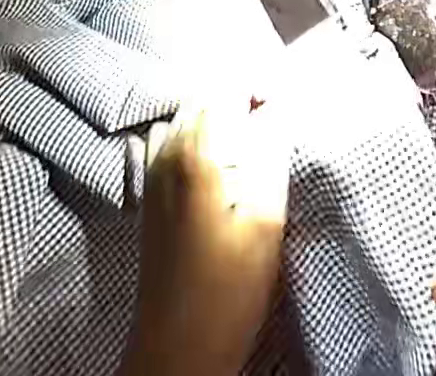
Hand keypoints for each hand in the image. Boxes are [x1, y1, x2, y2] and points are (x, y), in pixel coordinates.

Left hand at [121, 100, 290, 375]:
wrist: (176, 351)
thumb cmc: (228, 287)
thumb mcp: (266, 217)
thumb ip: (273, 150)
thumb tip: (280, 105)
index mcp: (196, 152)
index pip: (228, 87)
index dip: (260, 86)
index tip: (286, 106)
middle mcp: (166, 152)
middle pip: (205, 95)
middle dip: (241, 96)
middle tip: (274, 120)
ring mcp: (152, 172)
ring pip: (187, 114)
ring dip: (218, 113)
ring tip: (250, 137)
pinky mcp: (149, 193)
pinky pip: (172, 138)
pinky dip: (197, 133)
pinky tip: (219, 160)